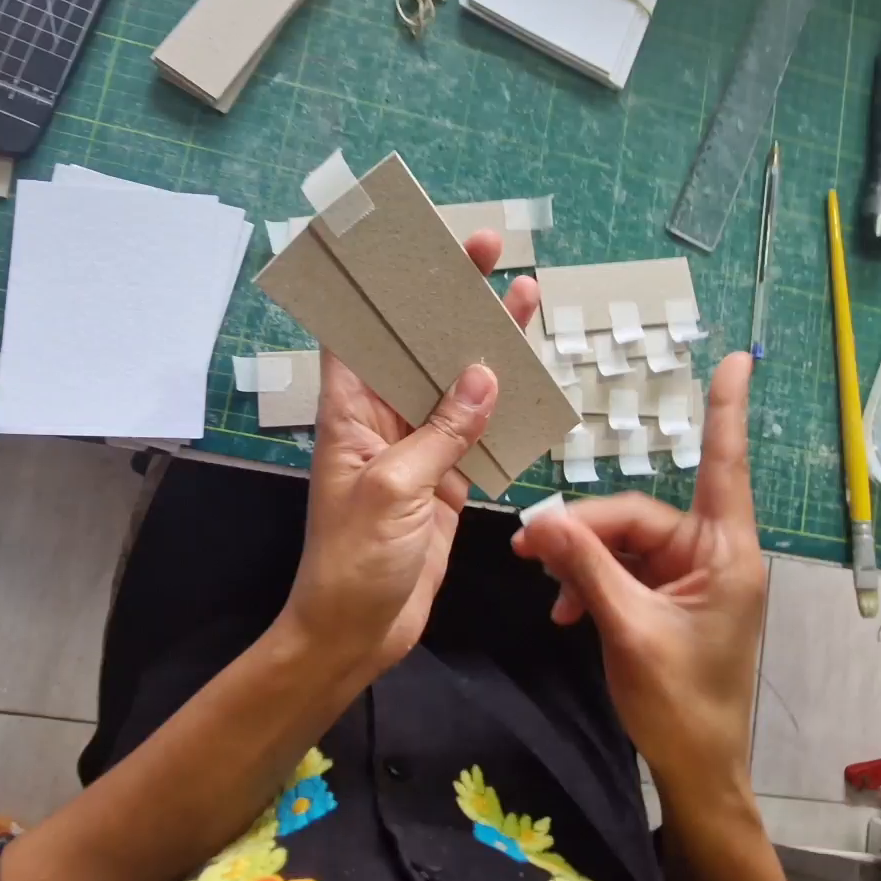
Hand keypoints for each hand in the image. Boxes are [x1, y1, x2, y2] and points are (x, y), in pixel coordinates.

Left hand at [282, 231, 540, 675]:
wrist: (358, 633)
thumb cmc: (354, 561)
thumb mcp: (394, 490)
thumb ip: (441, 433)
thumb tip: (486, 377)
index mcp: (350, 411)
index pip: (357, 332)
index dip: (378, 287)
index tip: (406, 247)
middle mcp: (383, 418)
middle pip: (419, 346)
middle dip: (451, 299)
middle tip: (487, 249)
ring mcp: (418, 447)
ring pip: (457, 383)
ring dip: (488, 344)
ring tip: (523, 294)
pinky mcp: (447, 477)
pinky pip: (479, 430)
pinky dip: (505, 405)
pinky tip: (530, 373)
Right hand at [511, 353, 764, 781]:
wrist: (693, 769)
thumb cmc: (679, 704)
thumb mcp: (627, 631)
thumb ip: (586, 568)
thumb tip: (541, 520)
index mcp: (722, 553)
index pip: (723, 468)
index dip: (725, 412)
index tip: (736, 361)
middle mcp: (707, 553)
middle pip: (636, 516)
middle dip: (582, 532)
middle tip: (527, 549)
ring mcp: (686, 574)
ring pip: (621, 541)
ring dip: (579, 561)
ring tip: (544, 586)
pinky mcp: (665, 594)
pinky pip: (619, 568)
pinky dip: (588, 582)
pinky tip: (563, 610)